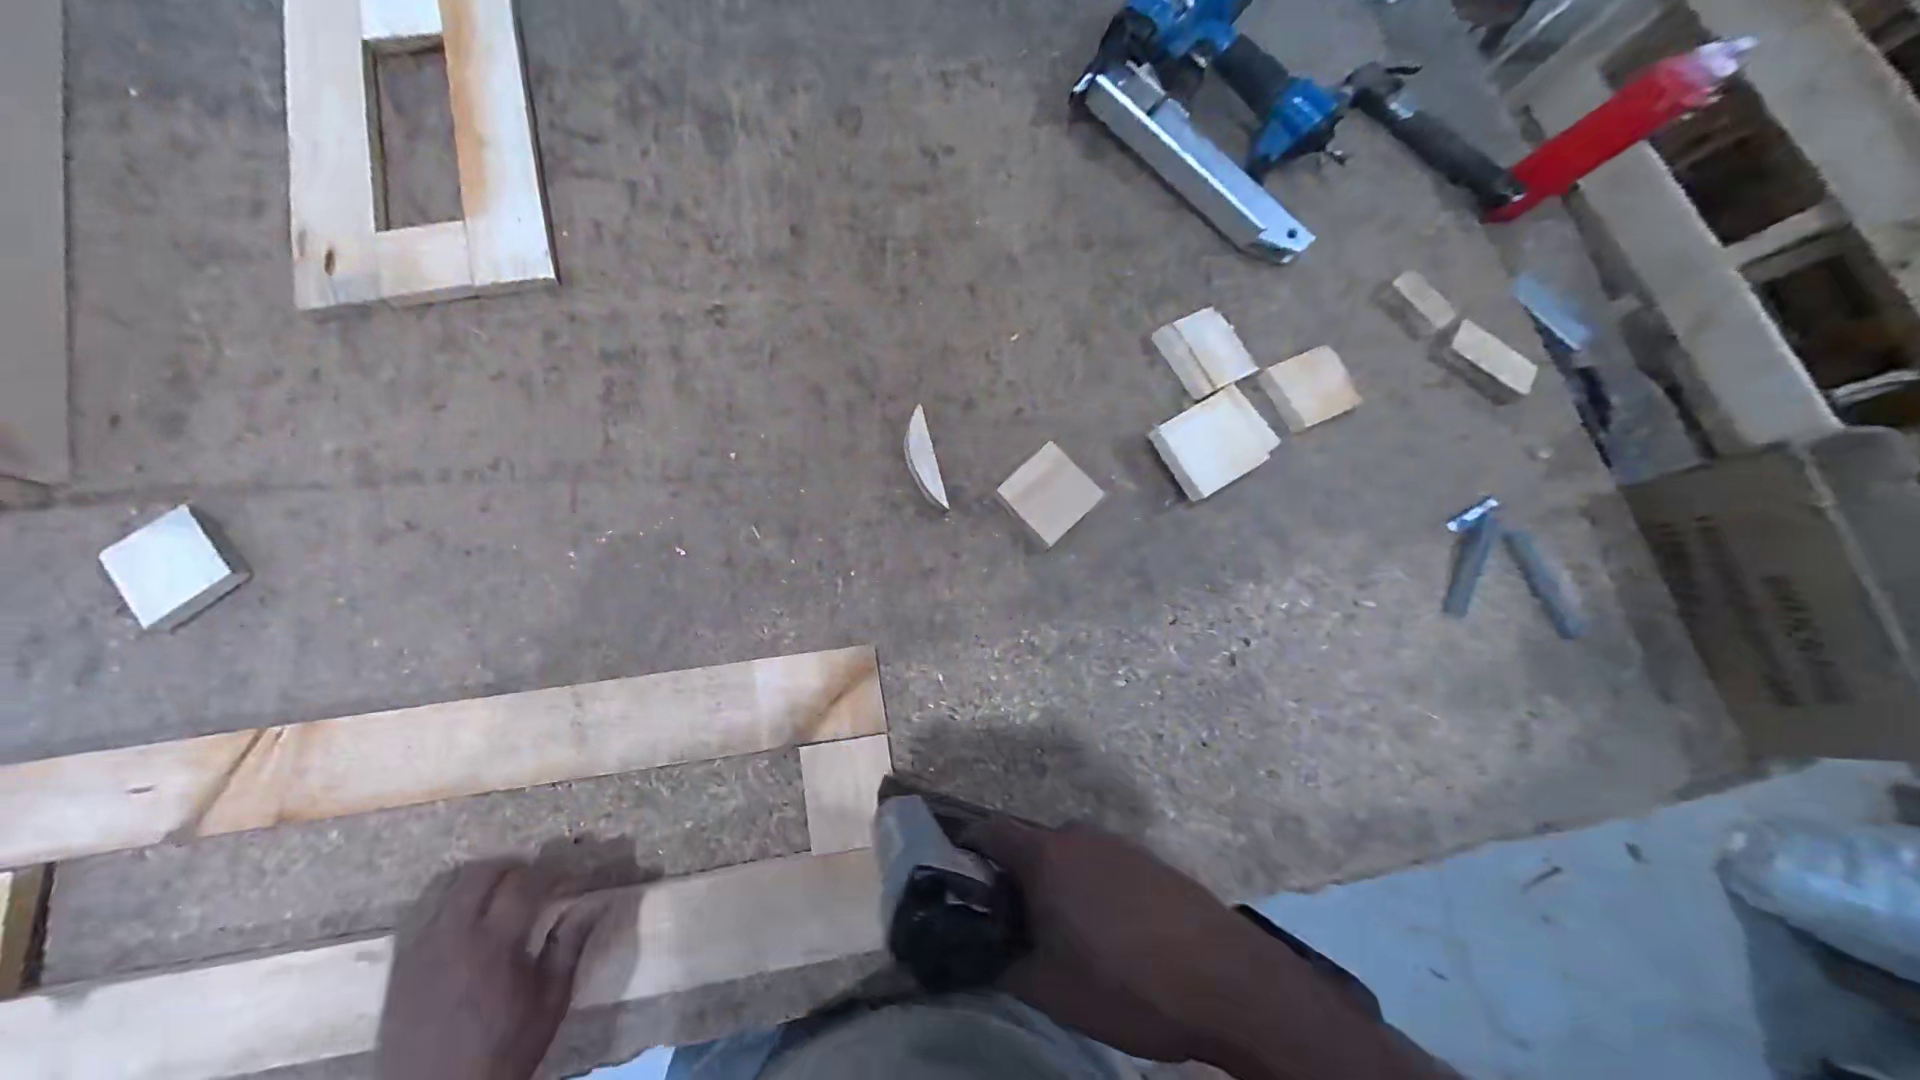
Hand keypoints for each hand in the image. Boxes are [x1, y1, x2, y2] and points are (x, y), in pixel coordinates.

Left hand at [376, 861, 608, 1079]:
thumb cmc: (505, 1049)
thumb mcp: (551, 1001)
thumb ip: (569, 945)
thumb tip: (593, 902)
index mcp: (496, 945)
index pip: (525, 882)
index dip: (551, 872)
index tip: (568, 878)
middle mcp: (453, 937)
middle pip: (481, 874)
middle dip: (513, 869)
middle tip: (535, 882)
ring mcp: (420, 950)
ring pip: (446, 886)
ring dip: (478, 881)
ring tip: (499, 895)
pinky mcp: (399, 965)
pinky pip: (422, 913)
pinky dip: (448, 903)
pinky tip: (464, 919)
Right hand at [967, 819, 1442, 1078]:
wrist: (1228, 982)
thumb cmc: (1125, 983)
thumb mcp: (1047, 988)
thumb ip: (998, 965)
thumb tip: (969, 954)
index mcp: (1045, 855)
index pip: (989, 830)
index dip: (965, 848)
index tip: (955, 876)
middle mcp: (1078, 835)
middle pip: (1029, 844)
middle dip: (1012, 877)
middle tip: (1008, 922)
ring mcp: (1119, 844)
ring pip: (1067, 855)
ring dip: (1053, 882)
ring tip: (1059, 932)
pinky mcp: (1149, 860)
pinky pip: (1101, 864)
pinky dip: (1088, 886)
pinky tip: (1105, 930)